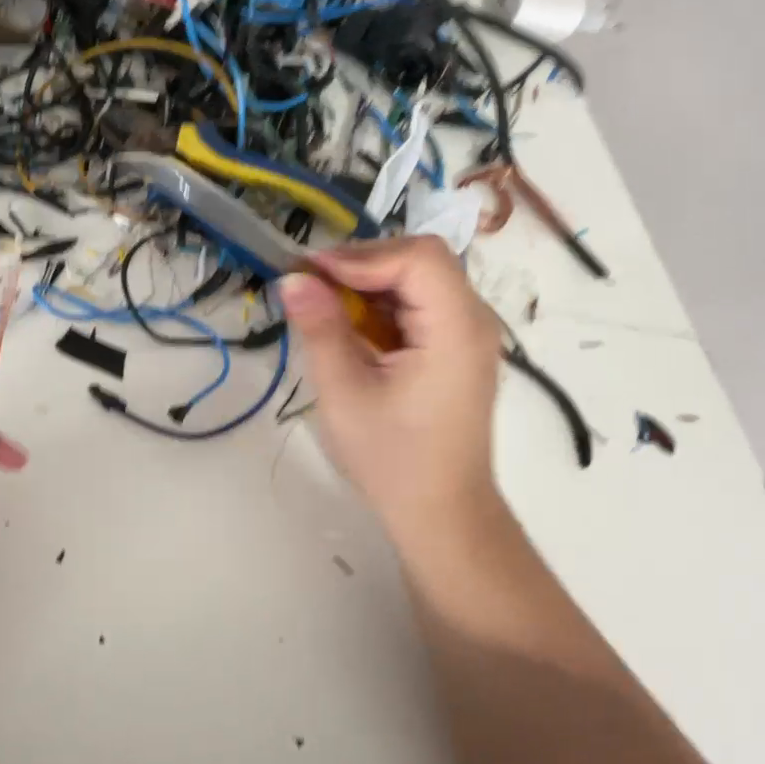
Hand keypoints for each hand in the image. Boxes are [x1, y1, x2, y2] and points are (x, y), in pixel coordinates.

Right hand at [280, 237, 500, 532]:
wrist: (437, 507)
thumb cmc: (390, 455)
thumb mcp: (343, 391)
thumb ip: (321, 329)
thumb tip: (292, 278)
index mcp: (455, 329)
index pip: (416, 258)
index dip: (357, 256)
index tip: (304, 274)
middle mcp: (472, 321)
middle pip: (420, 261)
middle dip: (359, 264)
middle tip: (305, 287)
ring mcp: (466, 335)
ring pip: (417, 280)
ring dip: (364, 284)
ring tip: (318, 308)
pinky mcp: (452, 349)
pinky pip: (417, 306)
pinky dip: (377, 305)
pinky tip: (346, 329)